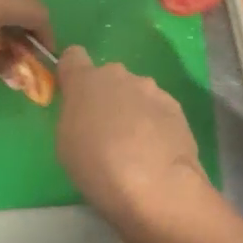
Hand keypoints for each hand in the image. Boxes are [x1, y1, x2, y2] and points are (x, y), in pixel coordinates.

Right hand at [56, 46, 208, 219]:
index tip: (73, 95)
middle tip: (105, 132)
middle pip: (108, 78)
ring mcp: (152, 90)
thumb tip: (87, 112)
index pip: (73, 57)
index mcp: (85, 81)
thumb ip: (74, 116)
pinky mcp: (176, 108)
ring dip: (133, 111)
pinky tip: (155, 151)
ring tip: (135, 147)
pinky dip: (155, 124)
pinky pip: (158, 110)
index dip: (72, 74)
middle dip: (106, 97)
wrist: (156, 184)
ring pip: (136, 93)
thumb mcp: (66, 144)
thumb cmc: (98, 166)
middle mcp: (120, 76)